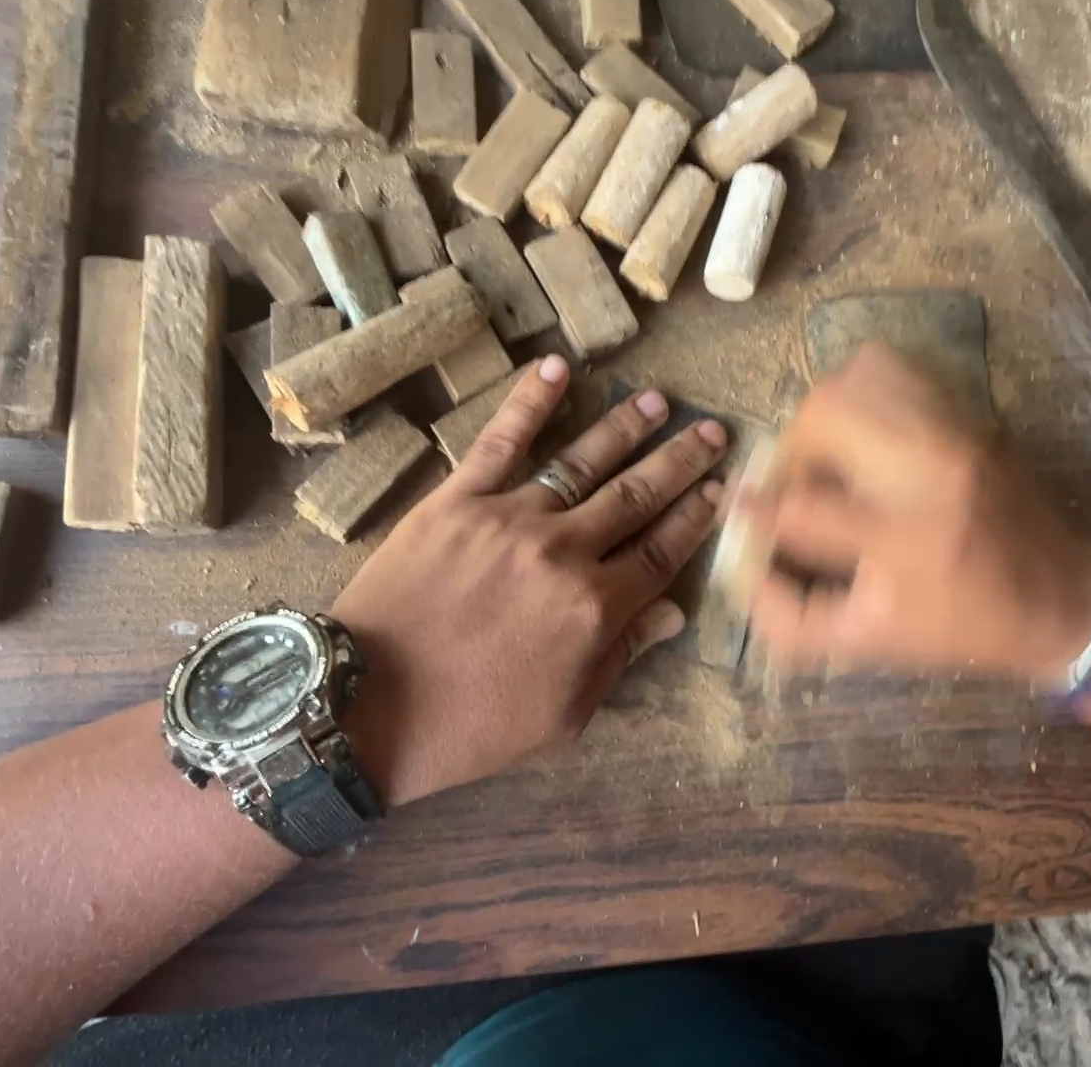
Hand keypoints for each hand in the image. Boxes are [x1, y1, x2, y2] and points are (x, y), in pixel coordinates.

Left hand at [332, 356, 728, 805]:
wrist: (370, 707)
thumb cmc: (473, 723)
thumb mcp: (564, 713)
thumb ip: (622, 655)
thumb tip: (675, 613)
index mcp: (594, 609)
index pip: (662, 552)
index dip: (696, 517)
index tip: (721, 489)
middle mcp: (563, 552)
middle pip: (636, 497)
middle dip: (680, 462)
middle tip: (712, 430)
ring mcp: (509, 518)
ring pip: (582, 461)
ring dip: (625, 427)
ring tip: (657, 401)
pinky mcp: (456, 499)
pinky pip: (500, 440)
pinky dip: (530, 400)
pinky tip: (557, 366)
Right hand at [740, 344, 1090, 682]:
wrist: (1067, 599)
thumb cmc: (962, 628)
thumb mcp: (869, 645)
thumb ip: (790, 618)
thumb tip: (740, 573)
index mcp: (905, 540)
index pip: (801, 507)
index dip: (754, 509)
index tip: (737, 510)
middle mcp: (930, 470)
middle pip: (828, 412)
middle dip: (791, 447)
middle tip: (796, 481)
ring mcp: (955, 431)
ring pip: (857, 377)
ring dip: (822, 415)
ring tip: (829, 456)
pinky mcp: (969, 413)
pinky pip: (893, 369)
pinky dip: (859, 390)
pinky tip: (861, 431)